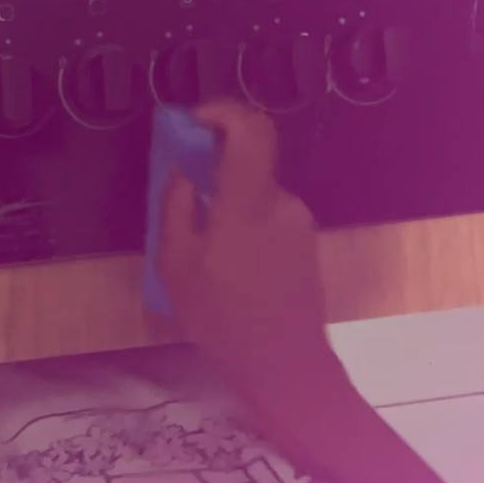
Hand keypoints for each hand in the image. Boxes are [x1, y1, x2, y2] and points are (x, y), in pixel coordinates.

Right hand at [157, 102, 332, 388]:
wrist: (287, 371)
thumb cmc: (223, 320)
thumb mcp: (177, 266)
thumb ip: (177, 209)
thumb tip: (183, 175)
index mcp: (248, 202)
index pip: (250, 129)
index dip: (223, 111)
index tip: (193, 122)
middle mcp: (281, 203)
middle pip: (249, 162)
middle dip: (214, 169)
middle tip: (183, 196)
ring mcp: (299, 224)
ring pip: (255, 194)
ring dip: (227, 204)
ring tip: (201, 249)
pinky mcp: (306, 245)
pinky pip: (268, 217)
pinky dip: (243, 224)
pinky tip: (227, 267)